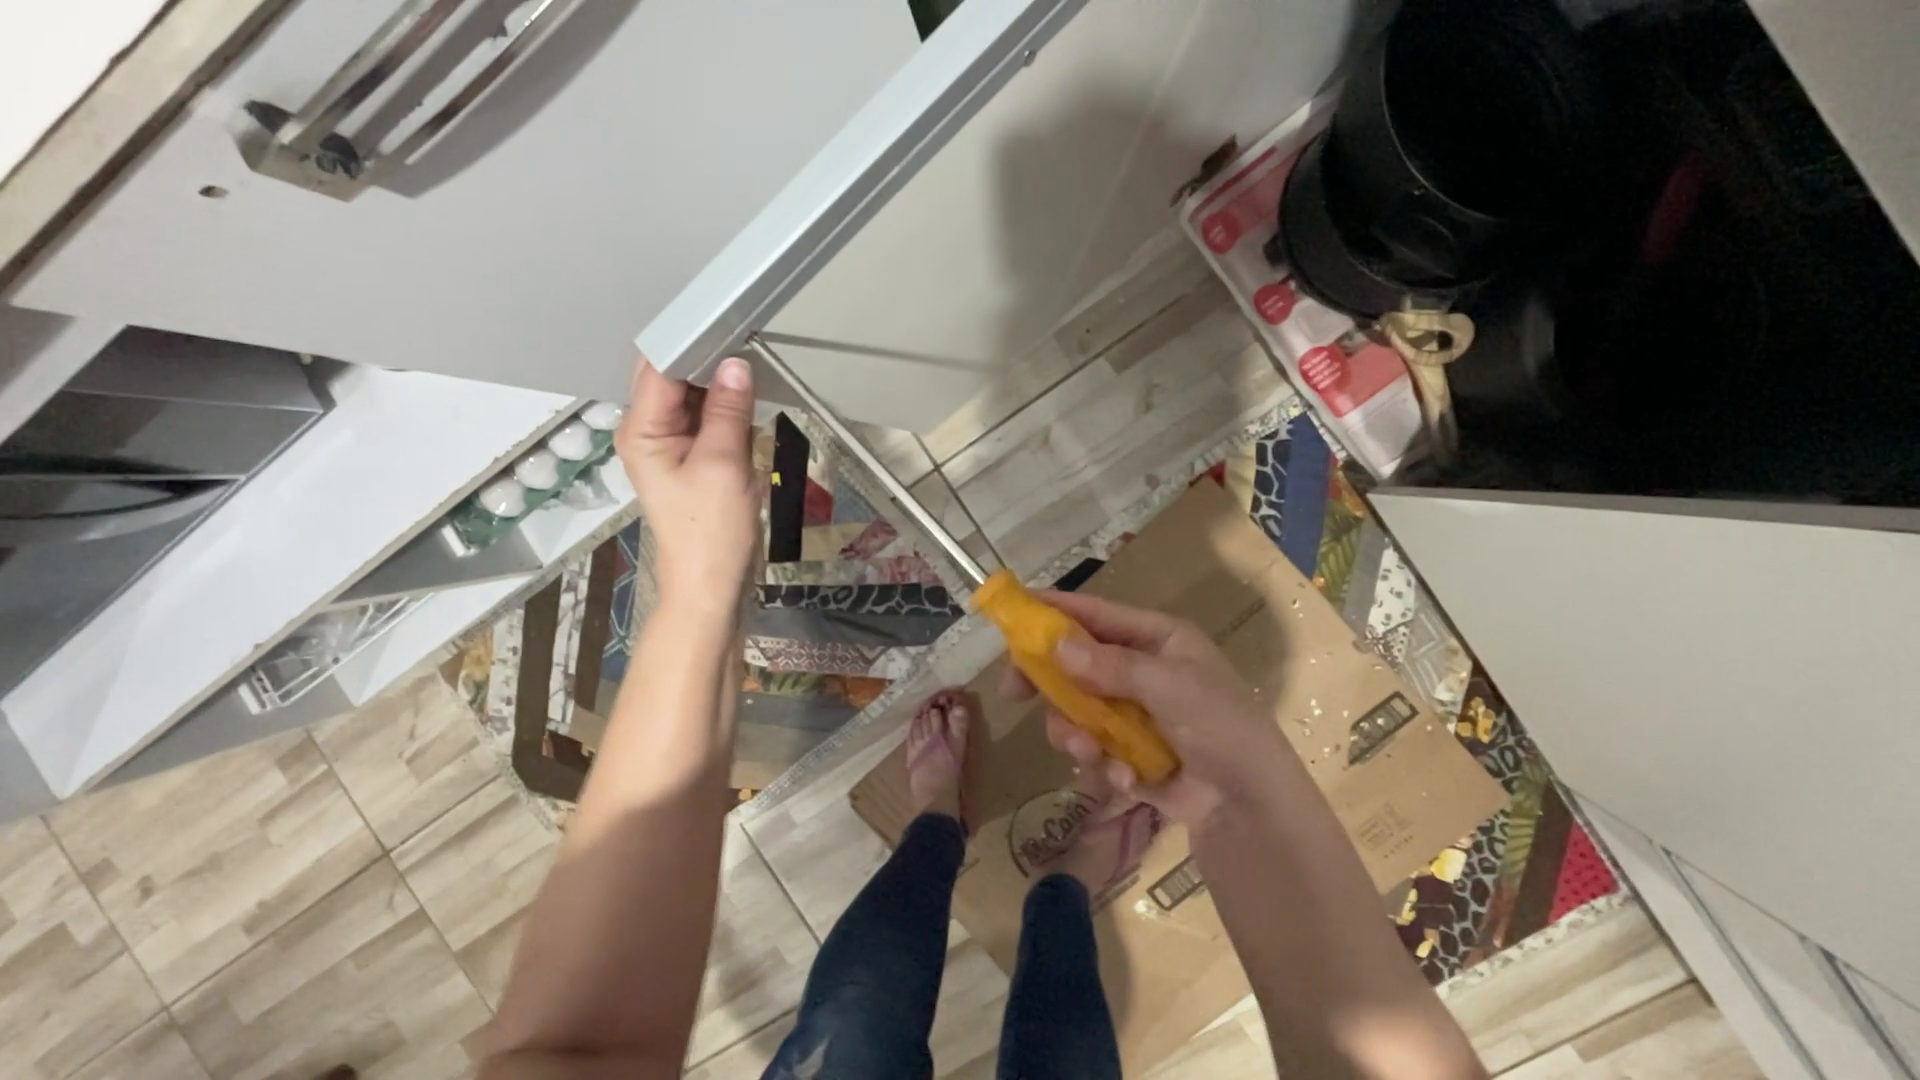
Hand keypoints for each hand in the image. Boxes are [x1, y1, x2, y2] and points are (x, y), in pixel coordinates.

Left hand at [617, 356, 760, 613]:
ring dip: (718, 382)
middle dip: (705, 357)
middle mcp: (648, 432)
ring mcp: (669, 445)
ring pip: (690, 395)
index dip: (690, 341)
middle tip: (744, 334)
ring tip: (751, 358)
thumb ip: (728, 410)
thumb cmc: (711, 531)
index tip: (725, 319)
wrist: (713, 583)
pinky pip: (705, 418)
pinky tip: (747, 395)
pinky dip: (725, 407)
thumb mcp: (724, 464)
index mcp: (641, 431)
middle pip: (671, 377)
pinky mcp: (692, 458)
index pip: (659, 367)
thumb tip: (736, 364)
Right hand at [1004, 591, 1292, 829]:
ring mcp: (1131, 715)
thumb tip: (1056, 645)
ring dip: (1074, 731)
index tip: (1013, 615)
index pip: (1097, 615)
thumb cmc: (1220, 727)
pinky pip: (1092, 750)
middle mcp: (1140, 671)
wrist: (1249, 806)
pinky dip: (1102, 765)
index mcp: (1158, 640)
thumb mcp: (1170, 685)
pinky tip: (1125, 779)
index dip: (1055, 612)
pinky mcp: (1127, 755)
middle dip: (1048, 680)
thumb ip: (1111, 666)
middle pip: (1075, 663)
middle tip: (1014, 692)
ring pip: (1075, 711)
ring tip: (1088, 751)